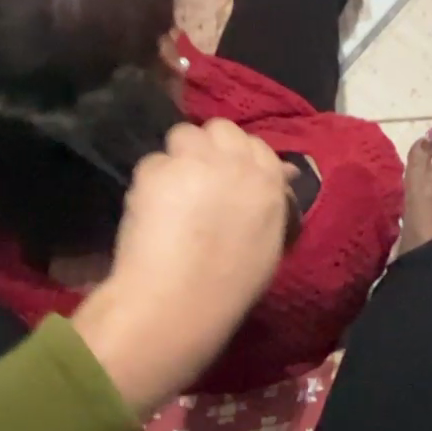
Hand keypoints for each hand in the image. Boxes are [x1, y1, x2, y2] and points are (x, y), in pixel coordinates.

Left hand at [71, 120, 293, 411]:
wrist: (179, 301)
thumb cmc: (231, 286)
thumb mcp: (269, 243)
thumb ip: (271, 202)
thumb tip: (281, 175)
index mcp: (269, 181)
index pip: (256, 144)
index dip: (238, 158)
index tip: (227, 178)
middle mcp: (234, 161)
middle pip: (220, 129)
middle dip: (208, 147)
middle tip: (197, 177)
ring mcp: (192, 161)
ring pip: (183, 135)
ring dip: (178, 156)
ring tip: (171, 190)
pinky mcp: (155, 169)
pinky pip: (152, 162)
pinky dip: (151, 181)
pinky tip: (150, 209)